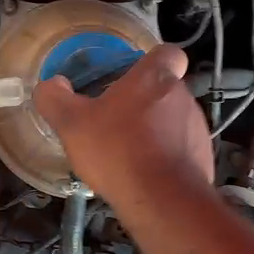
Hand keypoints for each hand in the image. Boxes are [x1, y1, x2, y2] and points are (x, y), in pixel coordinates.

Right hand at [33, 44, 213, 203]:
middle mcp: (183, 96)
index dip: (152, 62)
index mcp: (155, 77)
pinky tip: (144, 175)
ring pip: (174, 120)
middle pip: (165, 89)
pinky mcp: (203, 157)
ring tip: (128, 153)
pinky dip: (165, 157)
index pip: (167, 53)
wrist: (162, 200)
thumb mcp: (72, 124)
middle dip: (144, 102)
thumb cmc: (118, 151)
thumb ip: (56, 99)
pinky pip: (181, 149)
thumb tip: (50, 85)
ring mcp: (197, 127)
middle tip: (117, 121)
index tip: (132, 78)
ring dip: (155, 131)